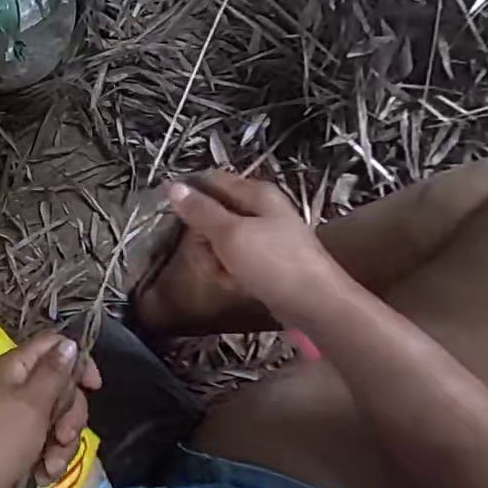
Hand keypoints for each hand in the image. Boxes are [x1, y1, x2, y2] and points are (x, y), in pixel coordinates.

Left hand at [0, 332, 101, 487]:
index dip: (78, 361)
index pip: (55, 345)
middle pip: (64, 385)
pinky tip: (43, 472)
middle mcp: (20, 385)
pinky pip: (51, 441)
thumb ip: (54, 372)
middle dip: (71, 414)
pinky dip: (52, 457)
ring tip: (50, 462)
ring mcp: (21, 414)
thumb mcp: (32, 403)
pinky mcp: (24, 440)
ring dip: (63, 442)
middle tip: (62, 433)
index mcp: (17, 366)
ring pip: (61, 417)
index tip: (94, 386)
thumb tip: (71, 343)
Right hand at [165, 172, 342, 320]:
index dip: (188, 193)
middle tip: (205, 251)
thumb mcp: (230, 234)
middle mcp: (262, 210)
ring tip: (225, 273)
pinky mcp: (268, 262)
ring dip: (215, 258)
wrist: (317, 307)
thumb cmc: (274, 264)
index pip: (212, 180)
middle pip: (214, 213)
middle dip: (203, 235)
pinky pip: (235, 261)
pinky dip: (231, 272)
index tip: (169, 212)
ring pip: (222, 240)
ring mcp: (266, 237)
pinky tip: (236, 284)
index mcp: (257, 194)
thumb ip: (200, 211)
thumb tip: (174, 188)